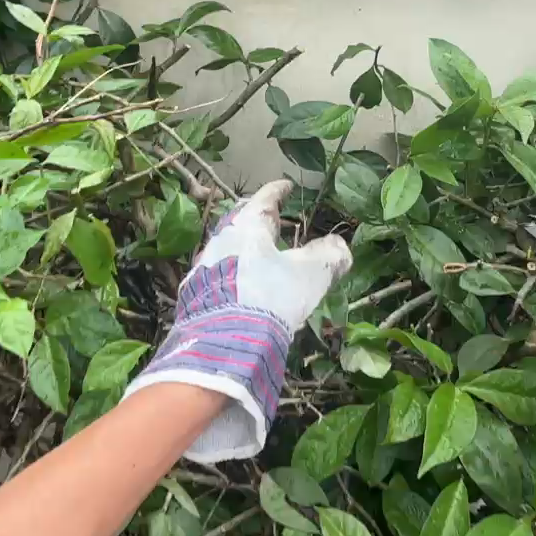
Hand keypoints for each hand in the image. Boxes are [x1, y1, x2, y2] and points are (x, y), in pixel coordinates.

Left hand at [124, 180, 350, 462]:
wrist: (222, 348)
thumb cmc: (270, 297)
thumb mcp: (309, 274)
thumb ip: (327, 256)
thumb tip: (340, 248)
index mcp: (247, 226)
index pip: (264, 199)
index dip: (278, 191)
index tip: (286, 187)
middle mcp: (220, 240)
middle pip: (240, 221)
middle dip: (258, 219)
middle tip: (273, 220)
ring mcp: (204, 269)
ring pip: (228, 249)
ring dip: (245, 249)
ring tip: (261, 256)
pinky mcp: (196, 298)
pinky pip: (219, 276)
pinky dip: (235, 275)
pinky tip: (245, 289)